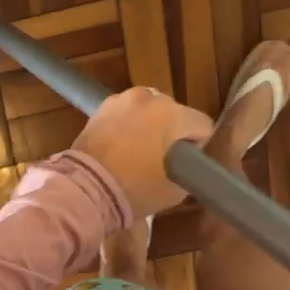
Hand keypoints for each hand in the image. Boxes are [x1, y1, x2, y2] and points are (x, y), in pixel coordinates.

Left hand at [72, 88, 213, 218]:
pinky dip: (129, 125)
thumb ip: (190, 170)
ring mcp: (124, 98)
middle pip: (175, 113)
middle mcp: (151, 97)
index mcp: (174, 115)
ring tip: (139, 152)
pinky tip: (122, 146)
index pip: (203, 125)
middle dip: (172, 133)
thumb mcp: (175, 191)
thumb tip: (188, 162)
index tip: (188, 164)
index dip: (199, 146)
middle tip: (161, 160)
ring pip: (150, 110)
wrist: (87, 190)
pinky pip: (127, 113)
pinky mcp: (103, 106)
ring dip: (150, 126)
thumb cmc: (135, 192)